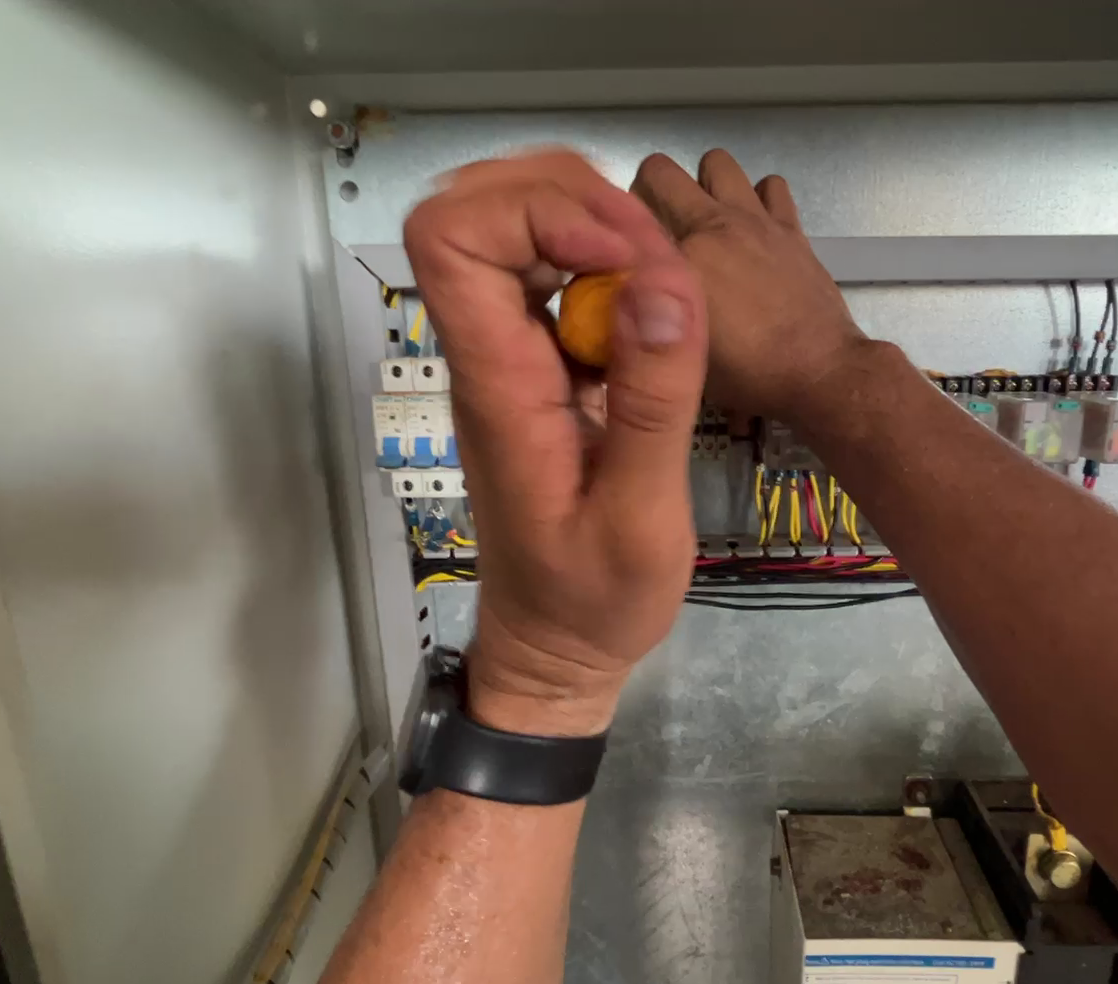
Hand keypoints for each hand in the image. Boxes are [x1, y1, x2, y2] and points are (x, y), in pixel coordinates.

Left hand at [404, 150, 708, 735]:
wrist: (556, 649)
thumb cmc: (593, 602)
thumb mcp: (641, 516)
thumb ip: (653, 403)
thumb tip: (664, 283)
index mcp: (497, 386)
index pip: (453, 238)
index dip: (536, 214)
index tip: (625, 259)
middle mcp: (489, 359)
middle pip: (476, 211)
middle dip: (568, 200)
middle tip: (649, 256)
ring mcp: (511, 364)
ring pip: (514, 236)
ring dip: (589, 228)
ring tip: (660, 280)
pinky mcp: (539, 378)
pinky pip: (553, 284)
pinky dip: (604, 270)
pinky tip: (653, 314)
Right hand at [632, 150, 876, 424]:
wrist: (817, 372)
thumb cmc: (747, 376)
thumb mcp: (682, 359)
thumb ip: (653, 321)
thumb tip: (634, 304)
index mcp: (678, 261)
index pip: (626, 223)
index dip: (617, 237)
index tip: (623, 258)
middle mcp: (711, 226)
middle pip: (660, 172)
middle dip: (649, 191)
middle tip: (658, 228)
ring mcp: (755, 221)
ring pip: (717, 162)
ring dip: (707, 184)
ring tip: (709, 221)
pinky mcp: (790, 227)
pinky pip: (771, 184)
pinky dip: (759, 198)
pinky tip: (756, 229)